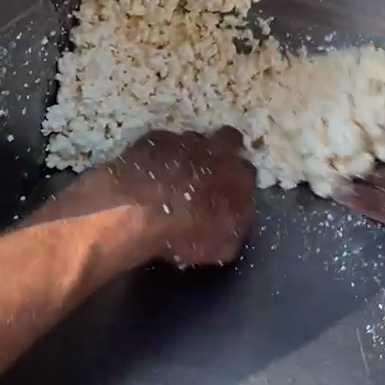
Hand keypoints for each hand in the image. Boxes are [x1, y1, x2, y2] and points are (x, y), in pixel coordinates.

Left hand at [43, 128, 255, 268]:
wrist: (136, 209)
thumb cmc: (184, 231)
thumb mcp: (221, 246)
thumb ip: (235, 227)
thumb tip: (236, 220)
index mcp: (238, 177)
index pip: (248, 174)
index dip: (237, 184)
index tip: (228, 195)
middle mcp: (217, 151)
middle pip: (230, 140)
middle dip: (224, 151)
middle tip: (210, 172)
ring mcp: (184, 140)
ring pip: (195, 139)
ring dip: (190, 153)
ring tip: (174, 174)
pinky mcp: (154, 138)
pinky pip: (164, 143)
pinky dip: (160, 155)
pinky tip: (149, 172)